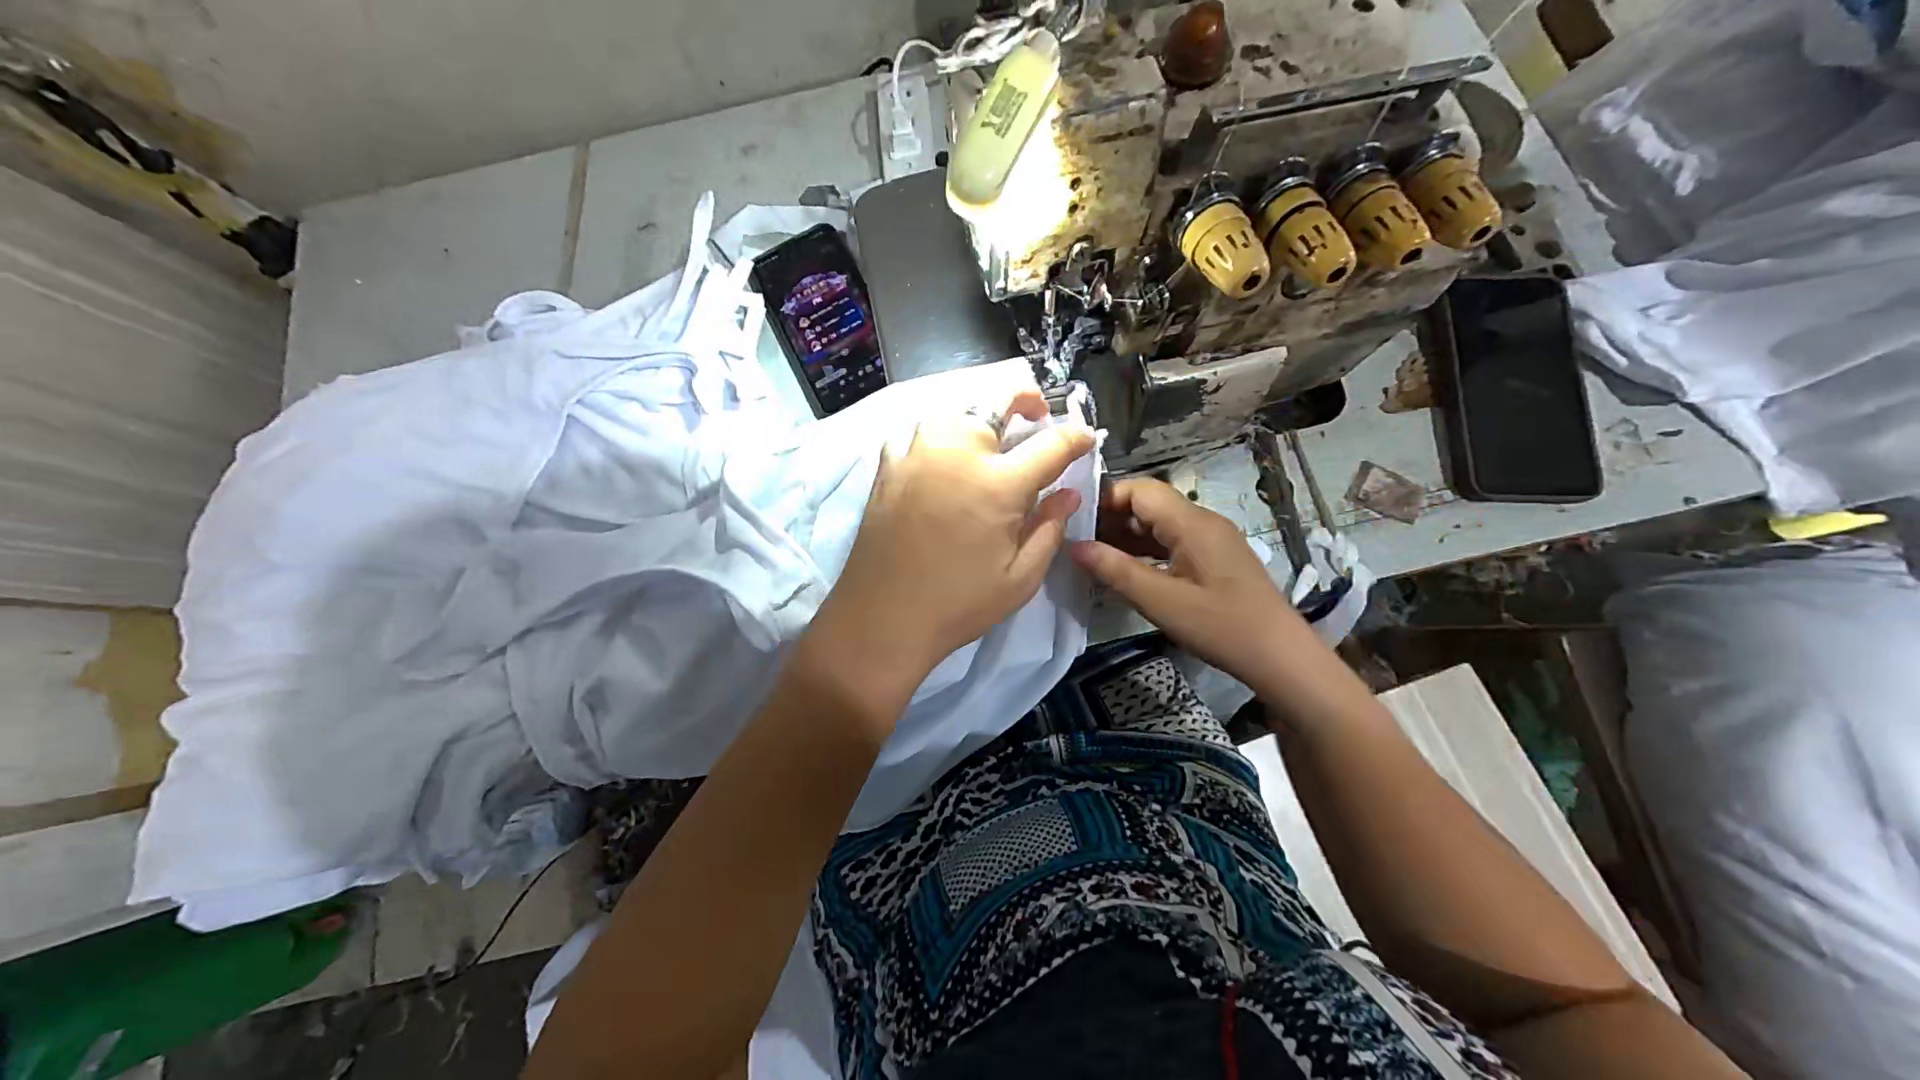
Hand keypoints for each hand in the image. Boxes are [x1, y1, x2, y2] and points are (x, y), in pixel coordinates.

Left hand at [800, 391, 1094, 718]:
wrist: (880, 618)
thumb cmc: (957, 605)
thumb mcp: (1020, 578)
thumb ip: (1049, 528)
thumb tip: (1068, 493)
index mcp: (999, 483)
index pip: (1052, 443)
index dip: (1077, 436)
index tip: (1087, 437)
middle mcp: (958, 454)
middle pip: (998, 400)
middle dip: (1026, 399)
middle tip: (1037, 416)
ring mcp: (918, 454)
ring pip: (955, 410)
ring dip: (980, 415)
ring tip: (990, 438)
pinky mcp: (888, 465)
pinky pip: (919, 431)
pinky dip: (940, 434)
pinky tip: (945, 457)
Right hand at [1070, 477, 1306, 687]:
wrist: (1279, 656)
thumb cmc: (1220, 626)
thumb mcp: (1161, 601)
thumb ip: (1116, 571)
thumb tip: (1074, 547)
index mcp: (1192, 523)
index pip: (1140, 490)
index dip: (1105, 499)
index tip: (1075, 522)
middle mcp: (1203, 522)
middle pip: (1149, 505)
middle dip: (1112, 520)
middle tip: (1078, 544)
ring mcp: (1211, 541)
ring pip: (1160, 525)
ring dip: (1127, 538)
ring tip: (1094, 560)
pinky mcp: (1215, 559)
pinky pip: (1173, 543)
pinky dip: (1147, 552)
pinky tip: (1126, 573)